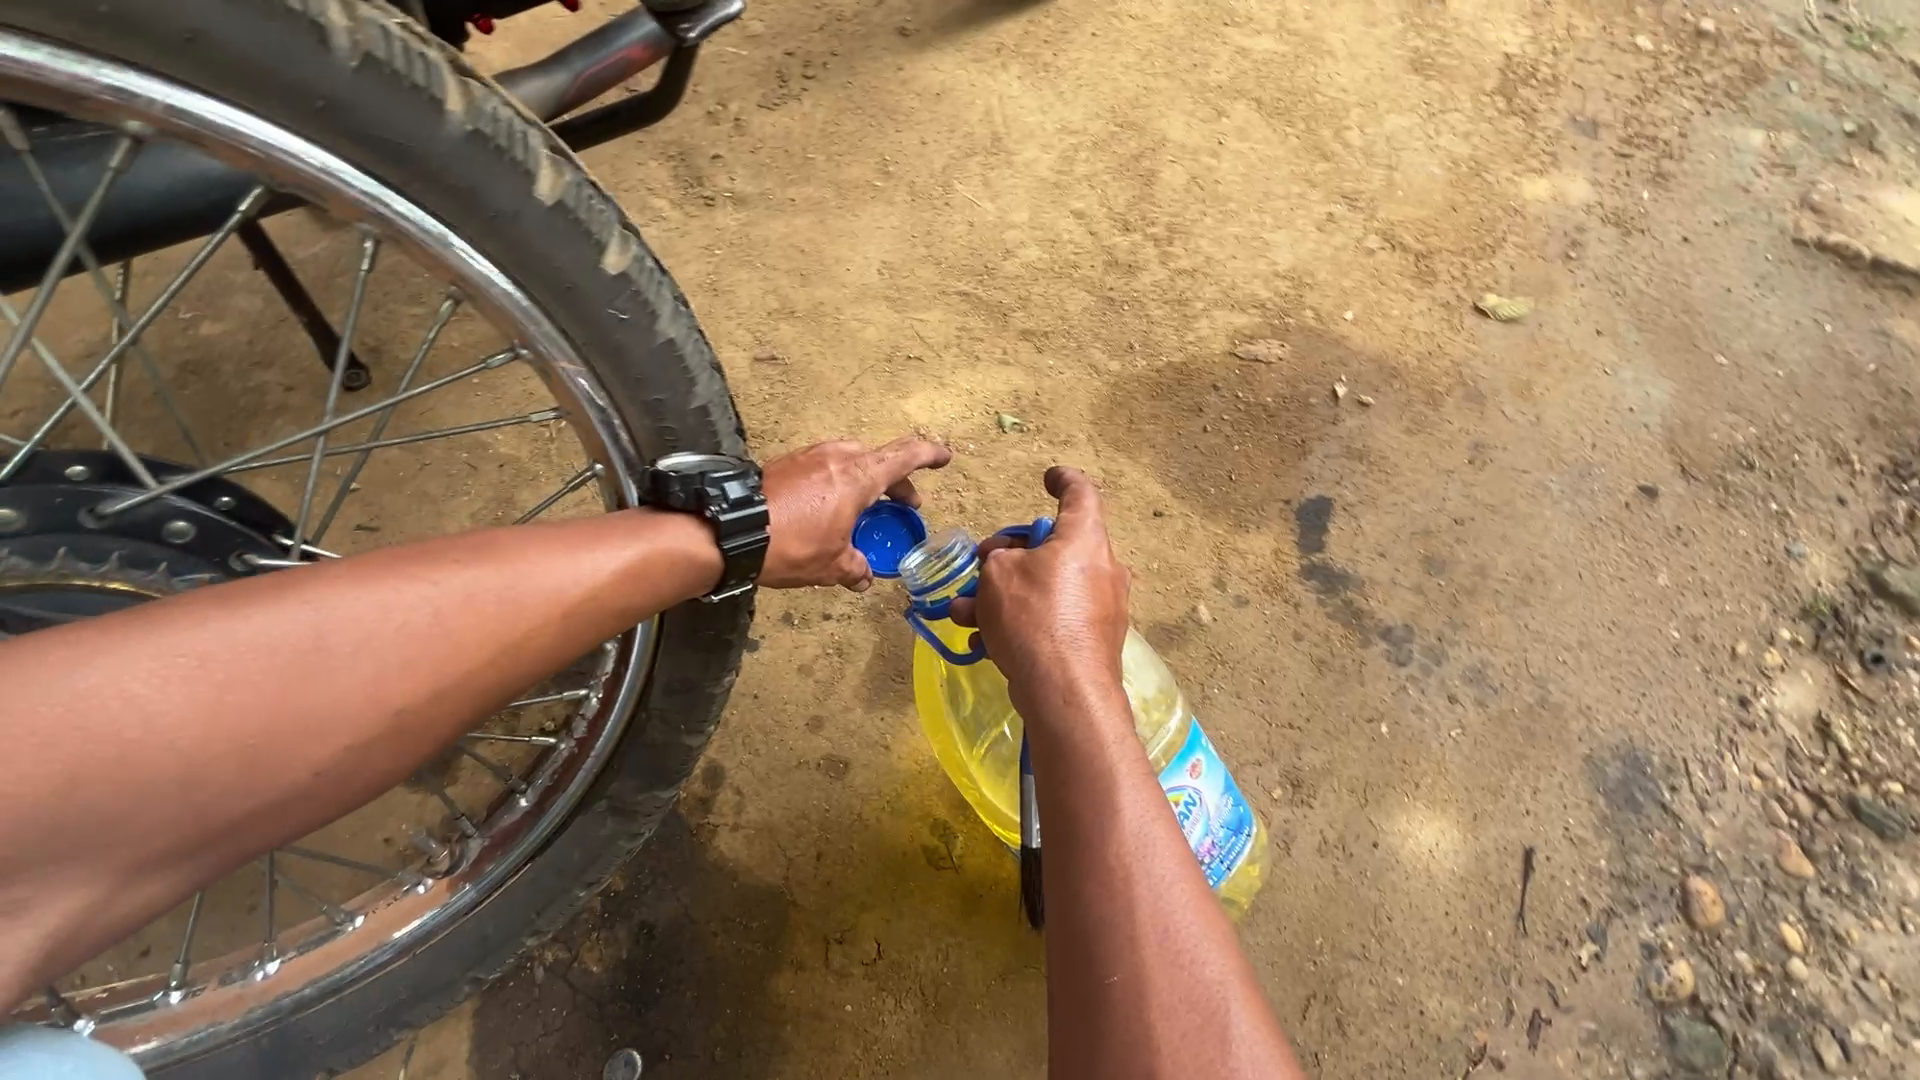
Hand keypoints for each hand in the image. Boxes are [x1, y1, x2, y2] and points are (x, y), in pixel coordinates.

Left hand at [760, 437, 951, 589]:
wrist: (729, 530)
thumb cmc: (789, 545)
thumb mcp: (830, 565)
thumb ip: (855, 568)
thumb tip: (864, 577)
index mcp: (859, 477)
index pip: (906, 455)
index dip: (930, 455)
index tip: (944, 457)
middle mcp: (838, 457)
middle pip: (879, 459)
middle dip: (897, 481)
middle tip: (904, 504)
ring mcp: (810, 456)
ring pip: (851, 460)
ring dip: (866, 481)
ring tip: (865, 508)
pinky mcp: (787, 463)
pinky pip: (825, 466)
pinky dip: (838, 482)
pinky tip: (830, 508)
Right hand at [949, 467, 1131, 719]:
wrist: (1064, 691)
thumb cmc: (1033, 617)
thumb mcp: (997, 573)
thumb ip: (998, 557)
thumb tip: (1006, 565)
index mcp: (1085, 539)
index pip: (1081, 493)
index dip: (1062, 480)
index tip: (1047, 478)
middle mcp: (1102, 568)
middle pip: (1054, 547)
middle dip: (1009, 556)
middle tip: (978, 567)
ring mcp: (1100, 608)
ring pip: (1045, 588)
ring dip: (1003, 596)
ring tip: (963, 614)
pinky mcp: (1091, 642)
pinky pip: (1052, 620)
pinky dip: (1020, 624)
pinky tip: (983, 642)